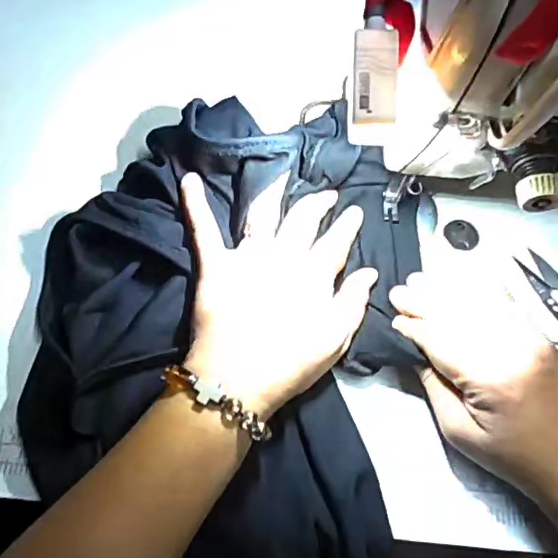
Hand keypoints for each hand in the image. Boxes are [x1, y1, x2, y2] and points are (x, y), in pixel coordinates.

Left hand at [179, 171, 376, 417]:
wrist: (236, 381)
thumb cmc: (290, 364)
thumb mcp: (335, 339)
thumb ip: (353, 301)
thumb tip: (369, 272)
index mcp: (314, 274)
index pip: (336, 241)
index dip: (347, 224)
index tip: (354, 211)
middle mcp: (284, 256)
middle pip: (303, 219)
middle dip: (318, 202)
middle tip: (327, 194)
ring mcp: (248, 257)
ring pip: (263, 214)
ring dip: (274, 192)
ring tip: (282, 176)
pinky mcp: (215, 266)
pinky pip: (204, 229)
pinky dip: (194, 204)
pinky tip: (188, 181)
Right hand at [390, 268, 557, 517]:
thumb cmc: (516, 459)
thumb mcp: (462, 434)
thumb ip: (435, 388)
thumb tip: (414, 353)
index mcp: (491, 377)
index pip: (441, 340)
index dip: (414, 328)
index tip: (393, 319)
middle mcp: (512, 347)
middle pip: (460, 314)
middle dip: (426, 301)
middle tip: (399, 291)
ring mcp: (531, 337)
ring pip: (483, 302)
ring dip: (450, 290)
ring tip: (422, 279)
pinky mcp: (541, 335)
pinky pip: (507, 304)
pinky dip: (482, 291)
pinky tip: (463, 282)